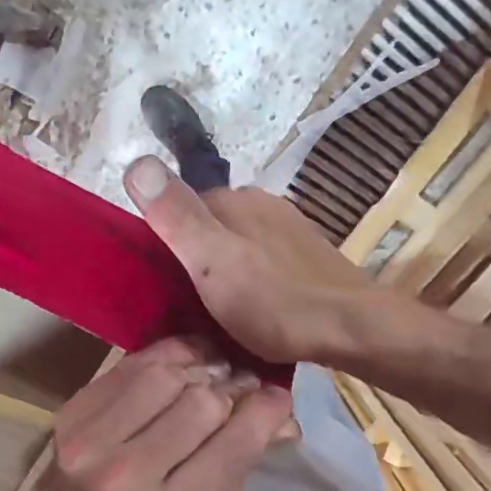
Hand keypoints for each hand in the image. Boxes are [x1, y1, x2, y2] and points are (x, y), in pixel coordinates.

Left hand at [10, 337, 296, 490]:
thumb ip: (243, 469)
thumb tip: (283, 414)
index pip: (233, 446)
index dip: (265, 412)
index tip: (279, 396)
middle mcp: (127, 478)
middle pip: (201, 405)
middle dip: (232, 389)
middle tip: (245, 384)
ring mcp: (92, 442)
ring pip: (165, 377)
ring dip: (200, 368)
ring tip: (218, 369)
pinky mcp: (72, 413)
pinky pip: (130, 367)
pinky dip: (167, 356)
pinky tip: (189, 358)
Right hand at [124, 155, 369, 363]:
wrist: (354, 328)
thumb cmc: (275, 300)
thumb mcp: (211, 261)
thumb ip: (175, 216)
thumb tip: (135, 162)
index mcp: (232, 201)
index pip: (178, 210)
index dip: (164, 245)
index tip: (159, 284)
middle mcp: (259, 204)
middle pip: (208, 226)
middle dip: (194, 256)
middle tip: (186, 304)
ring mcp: (287, 227)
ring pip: (236, 243)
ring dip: (223, 268)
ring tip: (218, 311)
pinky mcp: (307, 254)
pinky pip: (262, 259)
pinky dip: (251, 277)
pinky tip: (255, 307)